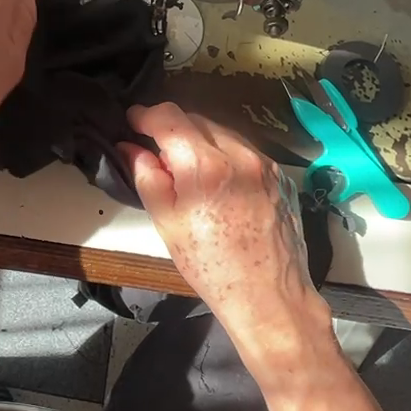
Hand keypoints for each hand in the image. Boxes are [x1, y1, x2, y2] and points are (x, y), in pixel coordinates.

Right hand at [120, 103, 324, 339]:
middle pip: (196, 119)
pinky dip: (226, 156)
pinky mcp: (280, 174)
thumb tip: (130, 147)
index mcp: (205, 165)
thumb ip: (146, 176)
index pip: (169, 116)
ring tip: (189, 174)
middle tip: (158, 156)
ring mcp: (265, 163)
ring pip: (222, 132)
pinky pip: (245, 150)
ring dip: (200, 141)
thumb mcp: (165, 222)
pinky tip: (219, 185)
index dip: (145, 115)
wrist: (268, 295)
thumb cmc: (210, 265)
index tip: (133, 122)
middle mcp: (239, 154)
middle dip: (173, 130)